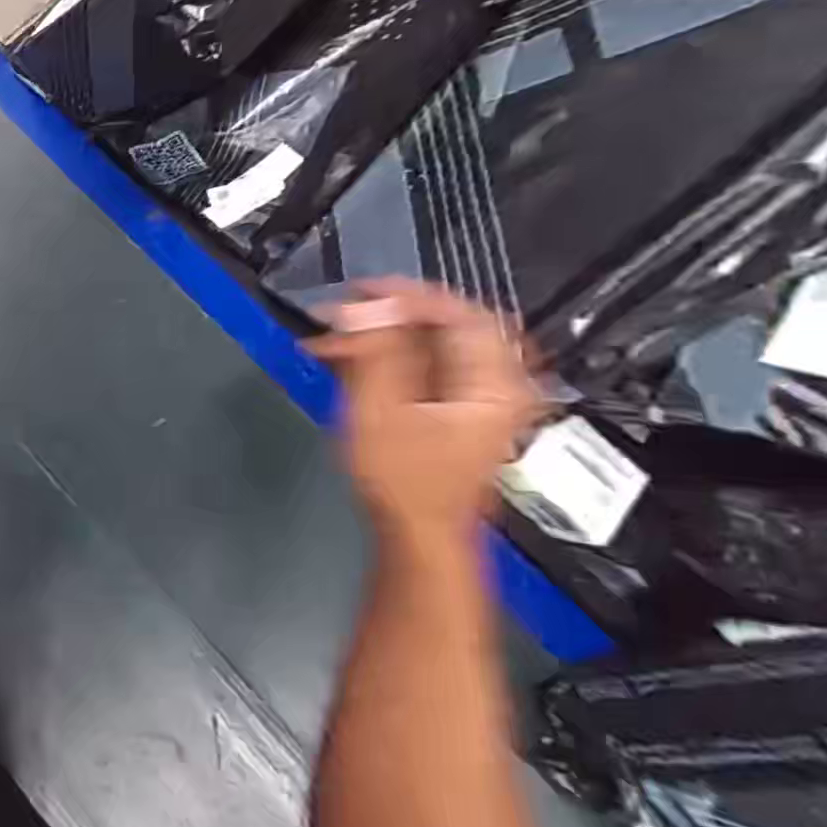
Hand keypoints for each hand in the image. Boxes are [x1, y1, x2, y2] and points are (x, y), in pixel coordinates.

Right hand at [308, 279, 538, 556]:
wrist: (417, 535)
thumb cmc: (406, 482)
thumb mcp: (381, 412)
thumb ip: (375, 355)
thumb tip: (365, 307)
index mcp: (493, 382)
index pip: (460, 314)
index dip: (409, 296)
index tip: (362, 291)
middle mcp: (494, 385)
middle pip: (445, 327)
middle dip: (387, 315)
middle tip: (343, 313)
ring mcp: (474, 399)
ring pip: (430, 347)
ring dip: (380, 337)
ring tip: (332, 339)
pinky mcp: (452, 411)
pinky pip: (422, 367)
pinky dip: (384, 358)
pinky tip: (346, 361)